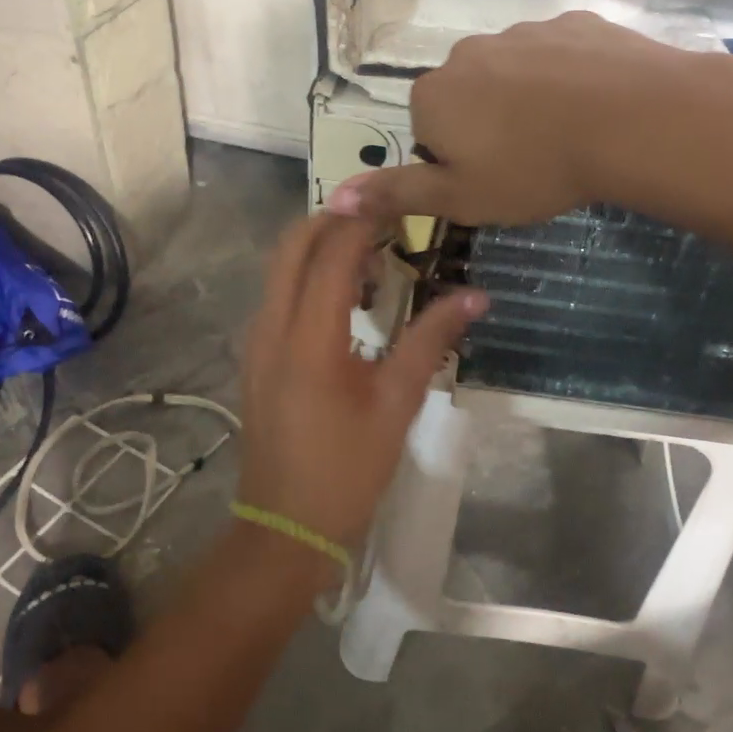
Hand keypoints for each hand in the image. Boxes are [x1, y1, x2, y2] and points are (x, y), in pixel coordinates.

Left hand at [235, 213, 486, 556]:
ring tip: (373, 257)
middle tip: (383, 221)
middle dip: (333, 221)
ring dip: (319, 248)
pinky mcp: (256, 358)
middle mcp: (270, 327)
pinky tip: (348, 300)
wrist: (285, 529)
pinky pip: (277, 295)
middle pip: (291, 246)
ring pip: (279, 269)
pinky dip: (307, 277)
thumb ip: (432, 340)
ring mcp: (256, 342)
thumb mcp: (397, 404)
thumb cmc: (347, 470)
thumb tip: (476, 297)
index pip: (331, 253)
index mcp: (307, 337)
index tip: (399, 202)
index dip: (362, 219)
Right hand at [325, 11, 718, 224]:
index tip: (492, 179)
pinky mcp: (572, 22)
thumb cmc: (533, 168)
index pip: (428, 129)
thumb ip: (395, 194)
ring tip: (567, 134)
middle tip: (529, 160)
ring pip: (514, 72)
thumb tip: (334, 199)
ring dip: (528, 99)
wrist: (627, 119)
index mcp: (434, 96)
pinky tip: (594, 103)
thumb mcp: (459, 198)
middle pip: (468, 95)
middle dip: (488, 123)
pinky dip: (568, 76)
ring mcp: (522, 31)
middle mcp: (467, 53)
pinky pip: (558, 54)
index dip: (458, 160)